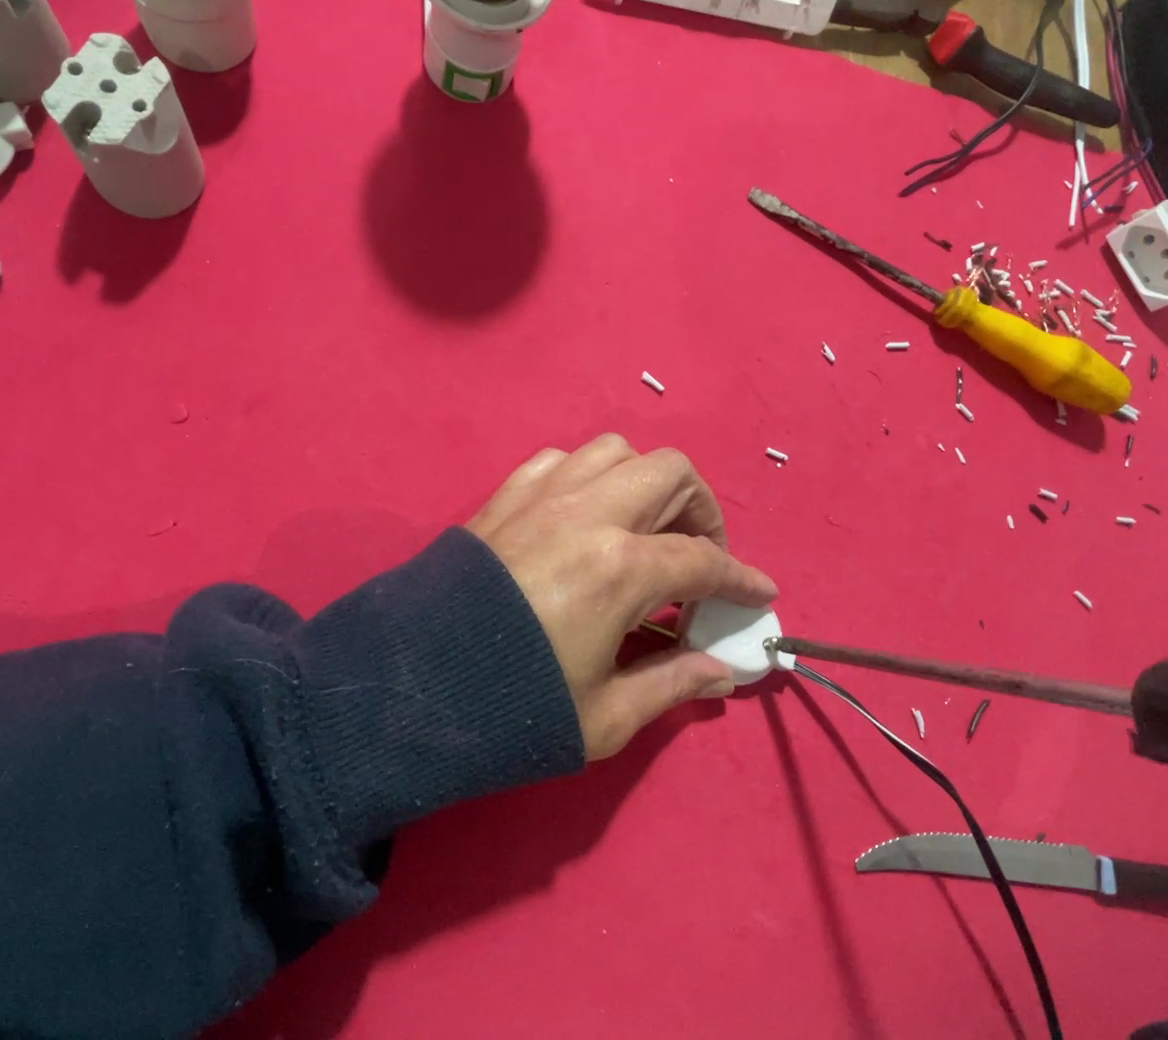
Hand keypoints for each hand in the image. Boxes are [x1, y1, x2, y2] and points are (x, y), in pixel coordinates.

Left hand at [467, 435, 778, 759]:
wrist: (408, 693)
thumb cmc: (512, 708)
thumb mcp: (605, 715)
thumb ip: (673, 684)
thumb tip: (723, 671)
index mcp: (620, 567)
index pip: (704, 561)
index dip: (741, 579)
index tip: (759, 594)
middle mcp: (586, 513)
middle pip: (670, 474)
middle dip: (703, 512)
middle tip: (701, 559)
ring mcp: (540, 497)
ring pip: (614, 452)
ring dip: (645, 484)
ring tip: (646, 530)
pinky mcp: (502, 499)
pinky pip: (558, 461)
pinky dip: (587, 479)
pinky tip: (583, 517)